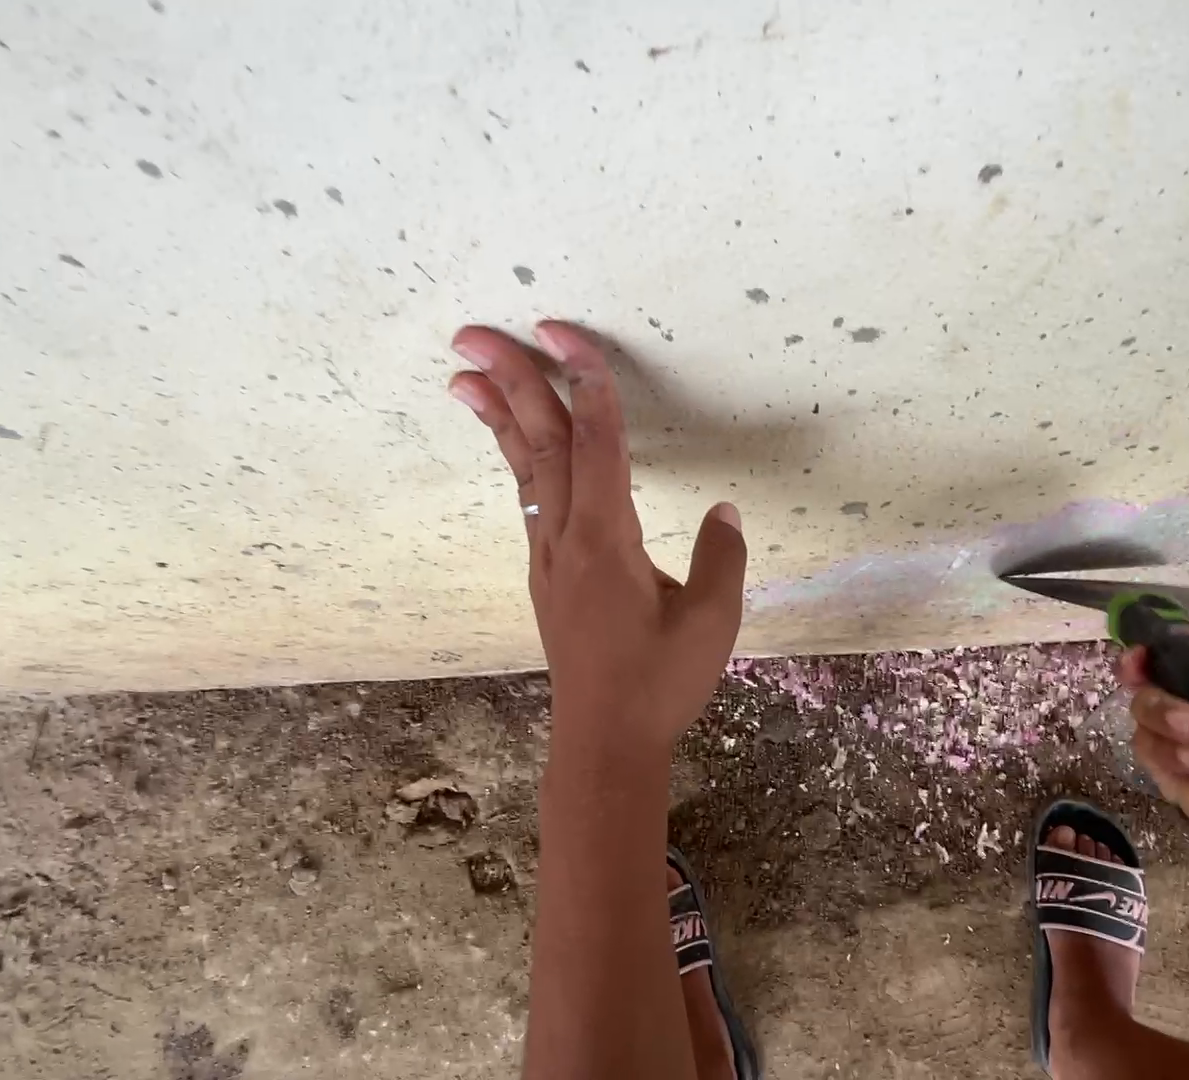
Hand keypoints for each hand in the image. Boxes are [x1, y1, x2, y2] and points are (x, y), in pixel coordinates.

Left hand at [446, 322, 746, 753]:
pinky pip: (528, 501)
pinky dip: (516, 460)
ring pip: (523, 472)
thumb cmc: (660, 684)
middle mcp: (567, 541)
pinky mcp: (546, 576)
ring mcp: (548, 559)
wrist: (604, 740)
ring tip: (464, 374)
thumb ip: (721, 559)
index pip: (599, 446)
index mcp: (607, 542)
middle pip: (540, 447)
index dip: (587, 386)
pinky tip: (514, 447)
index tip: (565, 336)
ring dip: (498, 418)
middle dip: (511, 384)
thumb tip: (724, 510)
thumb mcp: (712, 623)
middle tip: (473, 333)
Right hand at [1121, 619, 1188, 865]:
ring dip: (1164, 714)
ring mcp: (1186, 737)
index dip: (1159, 643)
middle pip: (1151, 673)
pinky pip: (1144, 744)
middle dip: (1142, 671)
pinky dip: (1168, 750)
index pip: (1183, 648)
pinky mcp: (1170, 771)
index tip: (1145, 647)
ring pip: (1143, 706)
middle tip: (1139, 674)